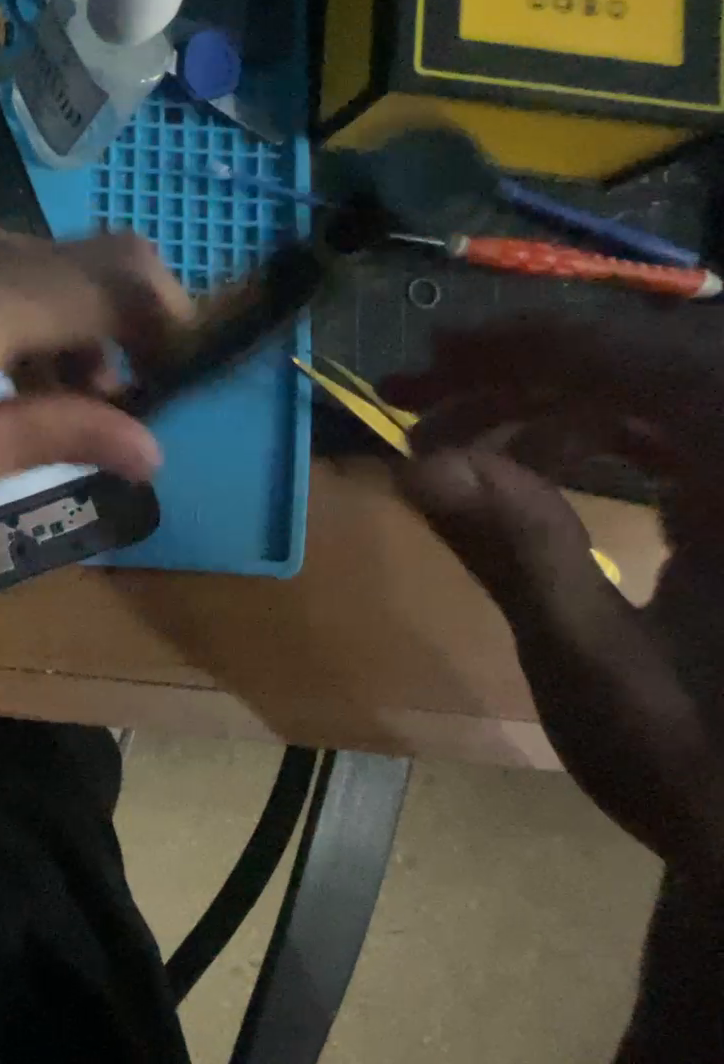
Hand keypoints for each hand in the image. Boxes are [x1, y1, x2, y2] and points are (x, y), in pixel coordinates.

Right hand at [385, 313, 723, 888]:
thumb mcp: (589, 663)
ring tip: (453, 429)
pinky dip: (596, 426)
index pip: (658, 367)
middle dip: (533, 362)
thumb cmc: (694, 768)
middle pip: (666, 361)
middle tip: (422, 390)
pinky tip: (529, 455)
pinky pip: (682, 430)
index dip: (538, 345)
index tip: (432, 353)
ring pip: (671, 389)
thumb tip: (418, 463)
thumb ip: (515, 552)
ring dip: (554, 394)